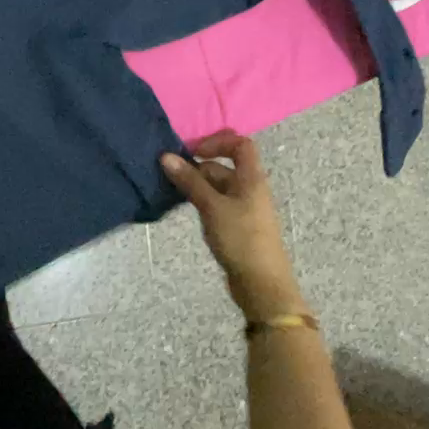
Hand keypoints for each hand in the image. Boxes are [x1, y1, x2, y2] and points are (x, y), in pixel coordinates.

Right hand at [162, 131, 307, 321]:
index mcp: (252, 178)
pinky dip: (202, 202)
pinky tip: (187, 210)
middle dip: (198, 168)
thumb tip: (165, 156)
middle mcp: (250, 189)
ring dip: (197, 186)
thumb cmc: (241, 239)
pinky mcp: (238, 226)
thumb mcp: (212, 207)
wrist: (262, 286)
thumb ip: (190, 181)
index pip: (240, 144)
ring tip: (173, 192)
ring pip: (218, 187)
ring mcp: (245, 209)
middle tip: (171, 175)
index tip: (193, 152)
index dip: (217, 142)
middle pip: (224, 166)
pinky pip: (218, 204)